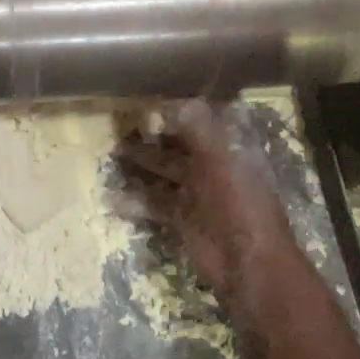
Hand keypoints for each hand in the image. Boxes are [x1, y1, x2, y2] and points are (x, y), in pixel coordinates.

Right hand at [118, 99, 294, 316]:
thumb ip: (196, 124)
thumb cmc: (238, 201)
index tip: (152, 95)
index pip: (202, 118)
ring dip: (139, 163)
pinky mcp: (181, 219)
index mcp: (228, 147)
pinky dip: (134, 200)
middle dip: (151, 134)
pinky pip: (153, 203)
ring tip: (111, 153)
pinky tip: (111, 197)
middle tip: (121, 123)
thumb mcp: (220, 155)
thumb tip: (169, 101)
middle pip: (177, 144)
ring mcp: (196, 193)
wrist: (248, 264)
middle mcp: (211, 166)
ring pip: (162, 171)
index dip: (180, 106)